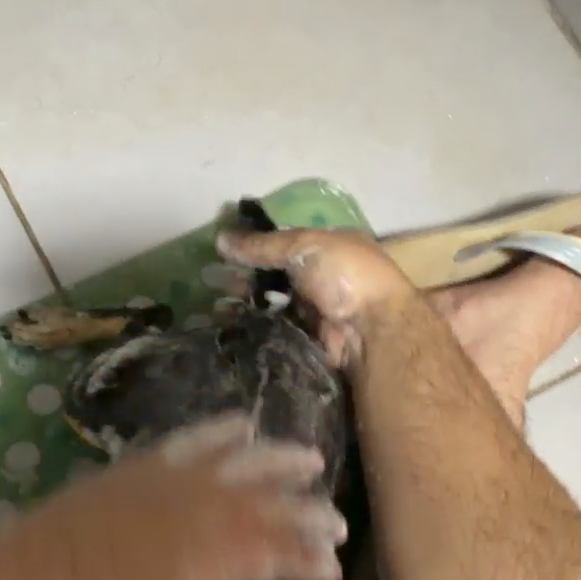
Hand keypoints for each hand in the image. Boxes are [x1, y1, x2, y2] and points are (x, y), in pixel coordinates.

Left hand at [0, 415, 346, 579]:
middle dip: (314, 512)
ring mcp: (180, 476)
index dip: (319, 562)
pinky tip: (237, 424)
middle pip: (280, 501)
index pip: (295, 552)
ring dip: (282, 460)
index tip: (334, 571)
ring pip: (247, 459)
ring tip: (308, 458)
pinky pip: (196, 438)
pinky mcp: (144, 464)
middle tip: (335, 522)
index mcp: (238, 550)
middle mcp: (219, 503)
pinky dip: (222, 430)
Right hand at [217, 227, 418, 365]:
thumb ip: (262, 245)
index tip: (222, 253)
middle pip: (274, 278)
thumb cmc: (345, 276)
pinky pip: (273, 332)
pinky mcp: (304, 341)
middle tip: (210, 281)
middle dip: (243, 279)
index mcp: (328, 250)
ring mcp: (313, 313)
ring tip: (213, 307)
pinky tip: (227, 328)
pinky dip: (252, 330)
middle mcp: (321, 280)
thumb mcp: (304, 246)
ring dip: (243, 305)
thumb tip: (220, 238)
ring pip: (270, 307)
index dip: (254, 248)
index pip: (284, 246)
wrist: (371, 331)